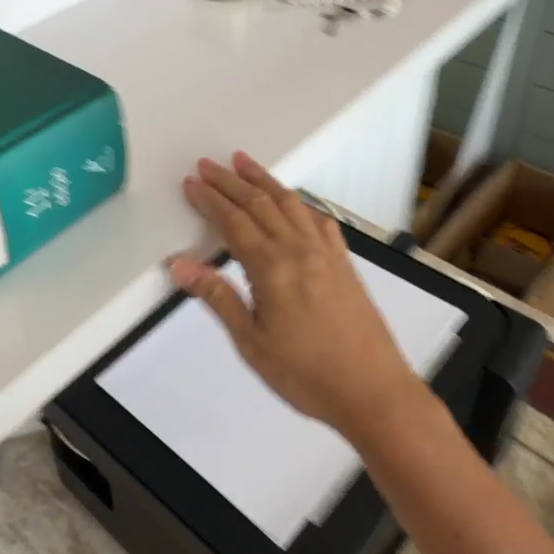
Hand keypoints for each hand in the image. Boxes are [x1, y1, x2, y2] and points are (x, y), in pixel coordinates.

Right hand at [171, 153, 428, 435]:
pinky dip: (300, 203)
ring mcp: (326, 253)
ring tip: (245, 162)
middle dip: (230, 181)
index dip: (209, 200)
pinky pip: (319, 220)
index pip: (233, 222)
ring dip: (264, 180)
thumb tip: (179, 265)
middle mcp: (299, 250)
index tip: (192, 183)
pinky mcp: (345, 263)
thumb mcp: (251, 342)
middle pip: (259, 204)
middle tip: (208, 164)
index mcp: (271, 268)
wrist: (373, 391)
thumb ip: (217, 297)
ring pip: (290, 204)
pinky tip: (294, 201)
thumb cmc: (307, 374)